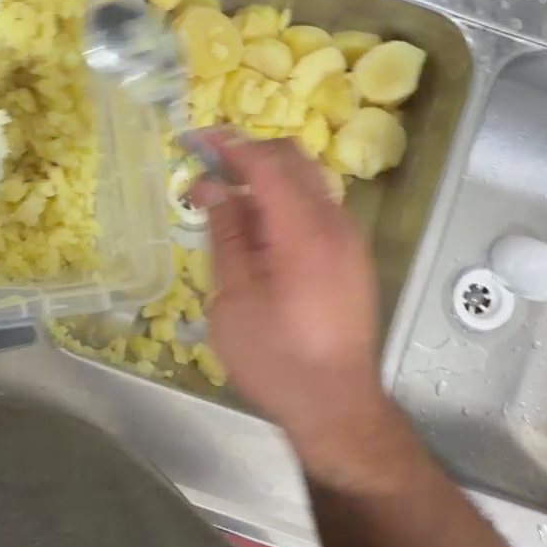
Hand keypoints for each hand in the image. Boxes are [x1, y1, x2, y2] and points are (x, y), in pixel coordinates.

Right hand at [193, 130, 403, 486]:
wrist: (336, 405)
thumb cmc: (275, 358)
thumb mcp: (234, 297)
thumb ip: (226, 234)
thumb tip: (212, 187)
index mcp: (304, 231)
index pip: (268, 163)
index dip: (230, 145)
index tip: (195, 140)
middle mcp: (335, 224)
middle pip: (294, 162)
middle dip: (249, 153)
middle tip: (206, 164)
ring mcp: (349, 240)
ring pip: (307, 183)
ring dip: (265, 177)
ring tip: (223, 198)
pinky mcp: (351, 258)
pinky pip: (315, 208)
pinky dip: (282, 200)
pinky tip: (254, 227)